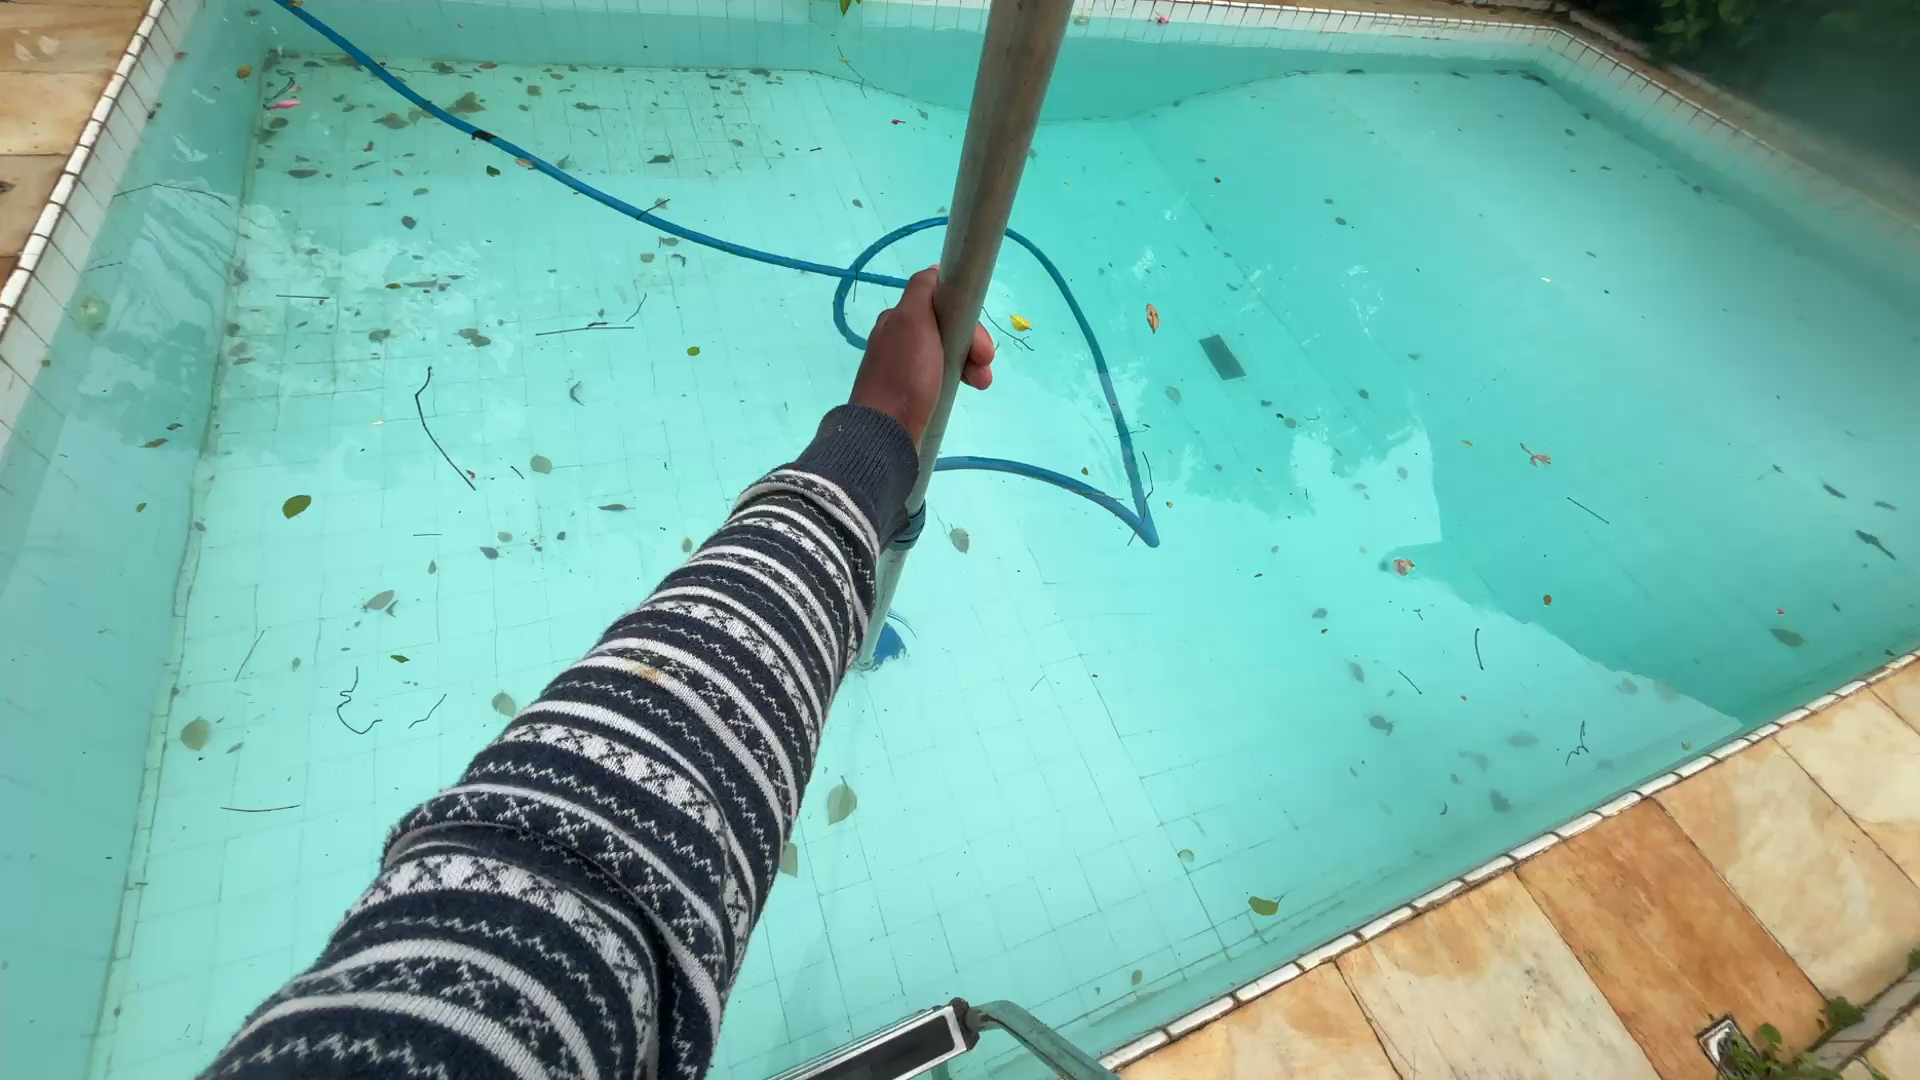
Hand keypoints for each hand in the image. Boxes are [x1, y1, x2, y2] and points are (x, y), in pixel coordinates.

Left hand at [849, 265, 994, 444]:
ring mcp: (906, 369)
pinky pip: (942, 378)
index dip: (966, 317)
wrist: (885, 434)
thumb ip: (923, 290)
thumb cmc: (903, 375)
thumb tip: (936, 271)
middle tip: (984, 366)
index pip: (943, 304)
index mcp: (899, 319)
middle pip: (949, 330)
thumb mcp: (912, 321)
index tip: (979, 341)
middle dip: (974, 345)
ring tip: (981, 384)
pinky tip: (967, 390)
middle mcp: (900, 340)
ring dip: (972, 365)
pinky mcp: (912, 395)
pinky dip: (959, 380)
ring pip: (949, 354)